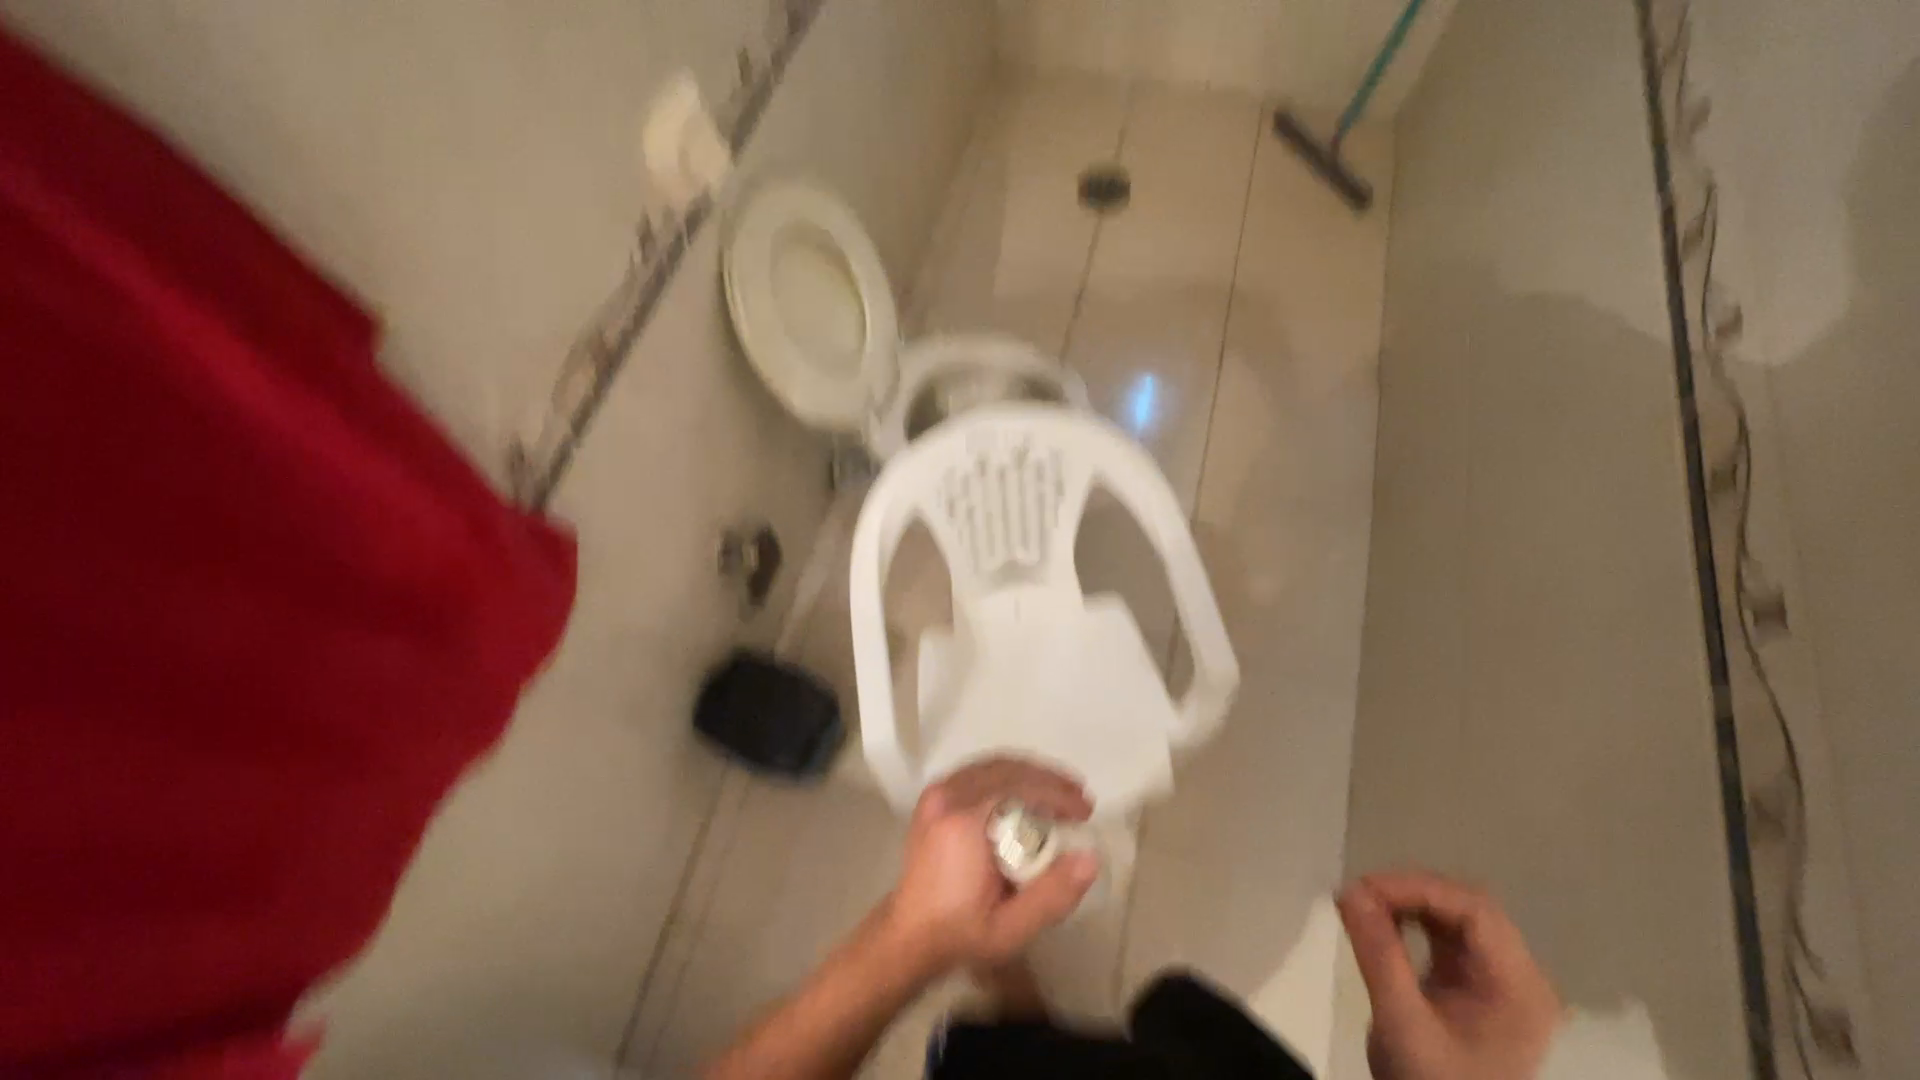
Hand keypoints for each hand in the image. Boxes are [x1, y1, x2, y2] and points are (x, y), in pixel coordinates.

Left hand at [877, 757, 1100, 975]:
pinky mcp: (933, 799)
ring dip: (1028, 775)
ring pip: (991, 766)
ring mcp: (936, 794)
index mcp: (963, 822)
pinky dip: (1006, 777)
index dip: (1057, 793)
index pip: (1019, 787)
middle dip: (1047, 779)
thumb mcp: (1011, 928)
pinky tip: (1026, 794)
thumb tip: (1090, 858)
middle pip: (1007, 769)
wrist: (908, 937)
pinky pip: (976, 773)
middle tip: (1078, 799)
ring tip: (1058, 794)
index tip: (1085, 810)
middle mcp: (947, 797)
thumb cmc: (960, 933)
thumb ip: (1052, 895)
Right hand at [1337, 871, 1560, 1079]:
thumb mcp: (1402, 1024)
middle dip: (1411, 892)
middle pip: (1469, 908)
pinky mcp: (1472, 984)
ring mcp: (1497, 980)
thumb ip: (1379, 955)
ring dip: (1408, 903)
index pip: (1476, 911)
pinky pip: (1445, 935)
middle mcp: (1519, 976)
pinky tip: (1380, 924)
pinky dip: (1411, 921)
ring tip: (1362, 906)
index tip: (1363, 889)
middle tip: (1357, 896)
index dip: (1418, 888)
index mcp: (1519, 988)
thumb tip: (1350, 890)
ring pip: (1455, 916)